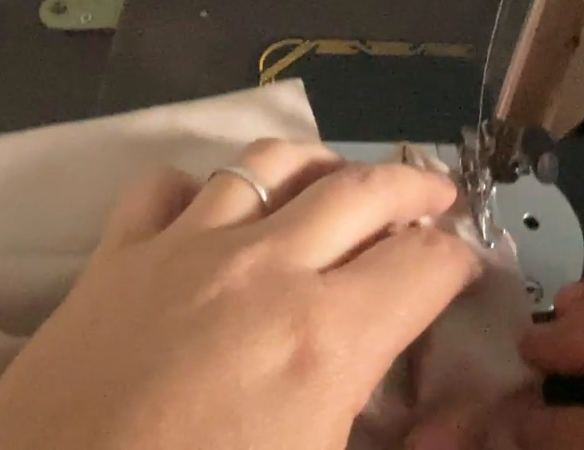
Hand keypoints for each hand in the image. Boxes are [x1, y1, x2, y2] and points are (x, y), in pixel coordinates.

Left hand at [0, 138, 482, 449]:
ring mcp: (182, 248)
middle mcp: (263, 268)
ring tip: (341, 180)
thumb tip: (450, 420)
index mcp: (324, 340)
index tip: (469, 267)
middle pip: (360, 190)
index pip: (423, 263)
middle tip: (438, 193)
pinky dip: (200, 187)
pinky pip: (166, 187)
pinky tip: (213, 210)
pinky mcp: (114, 256)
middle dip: (415, 183)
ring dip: (320, 163)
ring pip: (269, 163)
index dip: (461, 259)